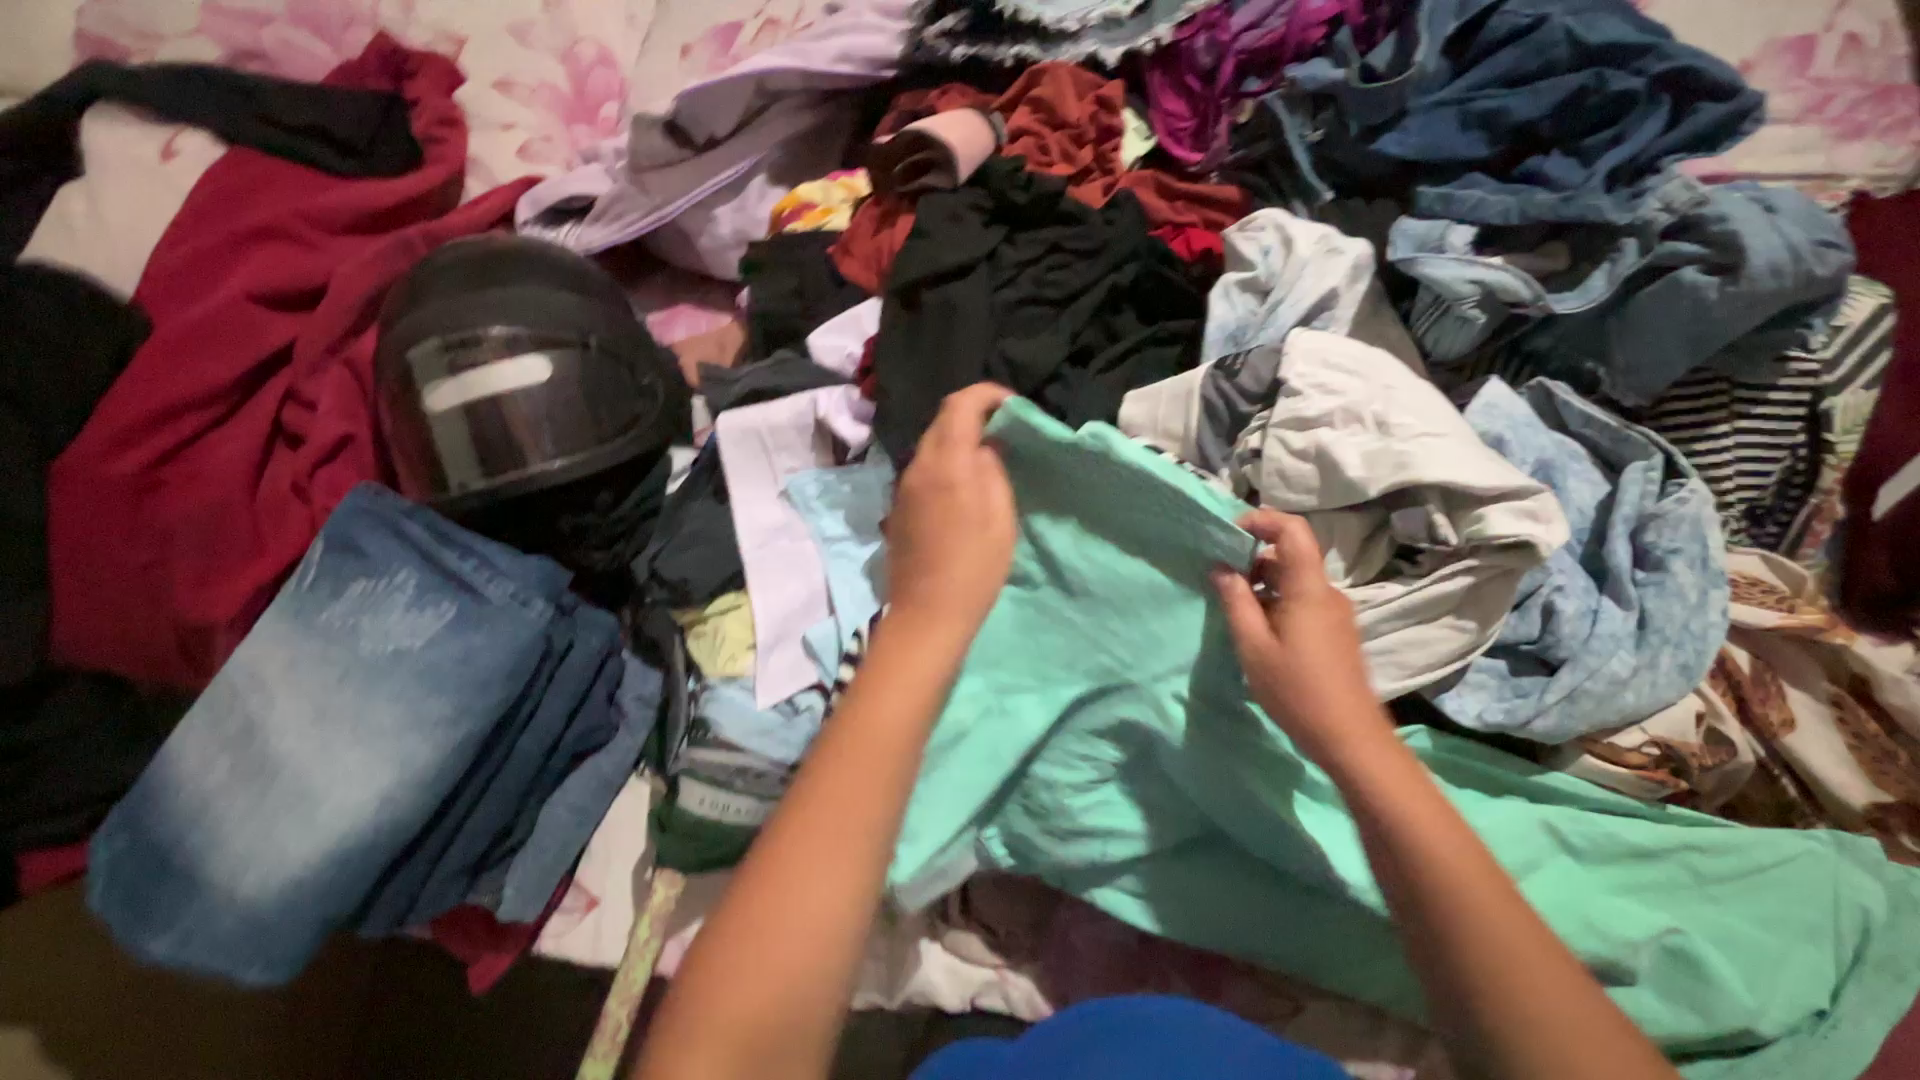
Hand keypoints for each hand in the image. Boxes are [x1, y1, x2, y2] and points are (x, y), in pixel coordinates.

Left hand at [885, 384, 1017, 640]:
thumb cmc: (974, 568)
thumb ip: (993, 471)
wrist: (926, 614)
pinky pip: (923, 470)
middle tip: (1006, 433)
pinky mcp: (898, 507)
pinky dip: (945, 464)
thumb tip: (986, 447)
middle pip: (942, 421)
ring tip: (989, 460)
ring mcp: (903, 487)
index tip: (1014, 408)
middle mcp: (918, 466)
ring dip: (959, 441)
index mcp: (946, 463)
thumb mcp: (1000, 518)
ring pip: (931, 445)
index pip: (960, 404)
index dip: (988, 395)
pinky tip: (964, 488)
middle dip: (974, 416)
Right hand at [1211, 509, 1391, 762]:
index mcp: (1308, 590)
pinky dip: (1276, 602)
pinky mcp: (1335, 631)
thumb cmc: (1296, 690)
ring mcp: (1334, 613)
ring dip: (1262, 584)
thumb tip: (1220, 567)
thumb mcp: (1253, 647)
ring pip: (1294, 581)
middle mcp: (1327, 593)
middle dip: (1252, 558)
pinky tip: (1256, 630)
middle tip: (1219, 578)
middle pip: (1290, 556)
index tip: (1229, 534)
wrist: (1349, 736)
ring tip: (1232, 607)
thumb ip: (1235, 601)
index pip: (1293, 531)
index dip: (1261, 521)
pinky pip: (1302, 601)